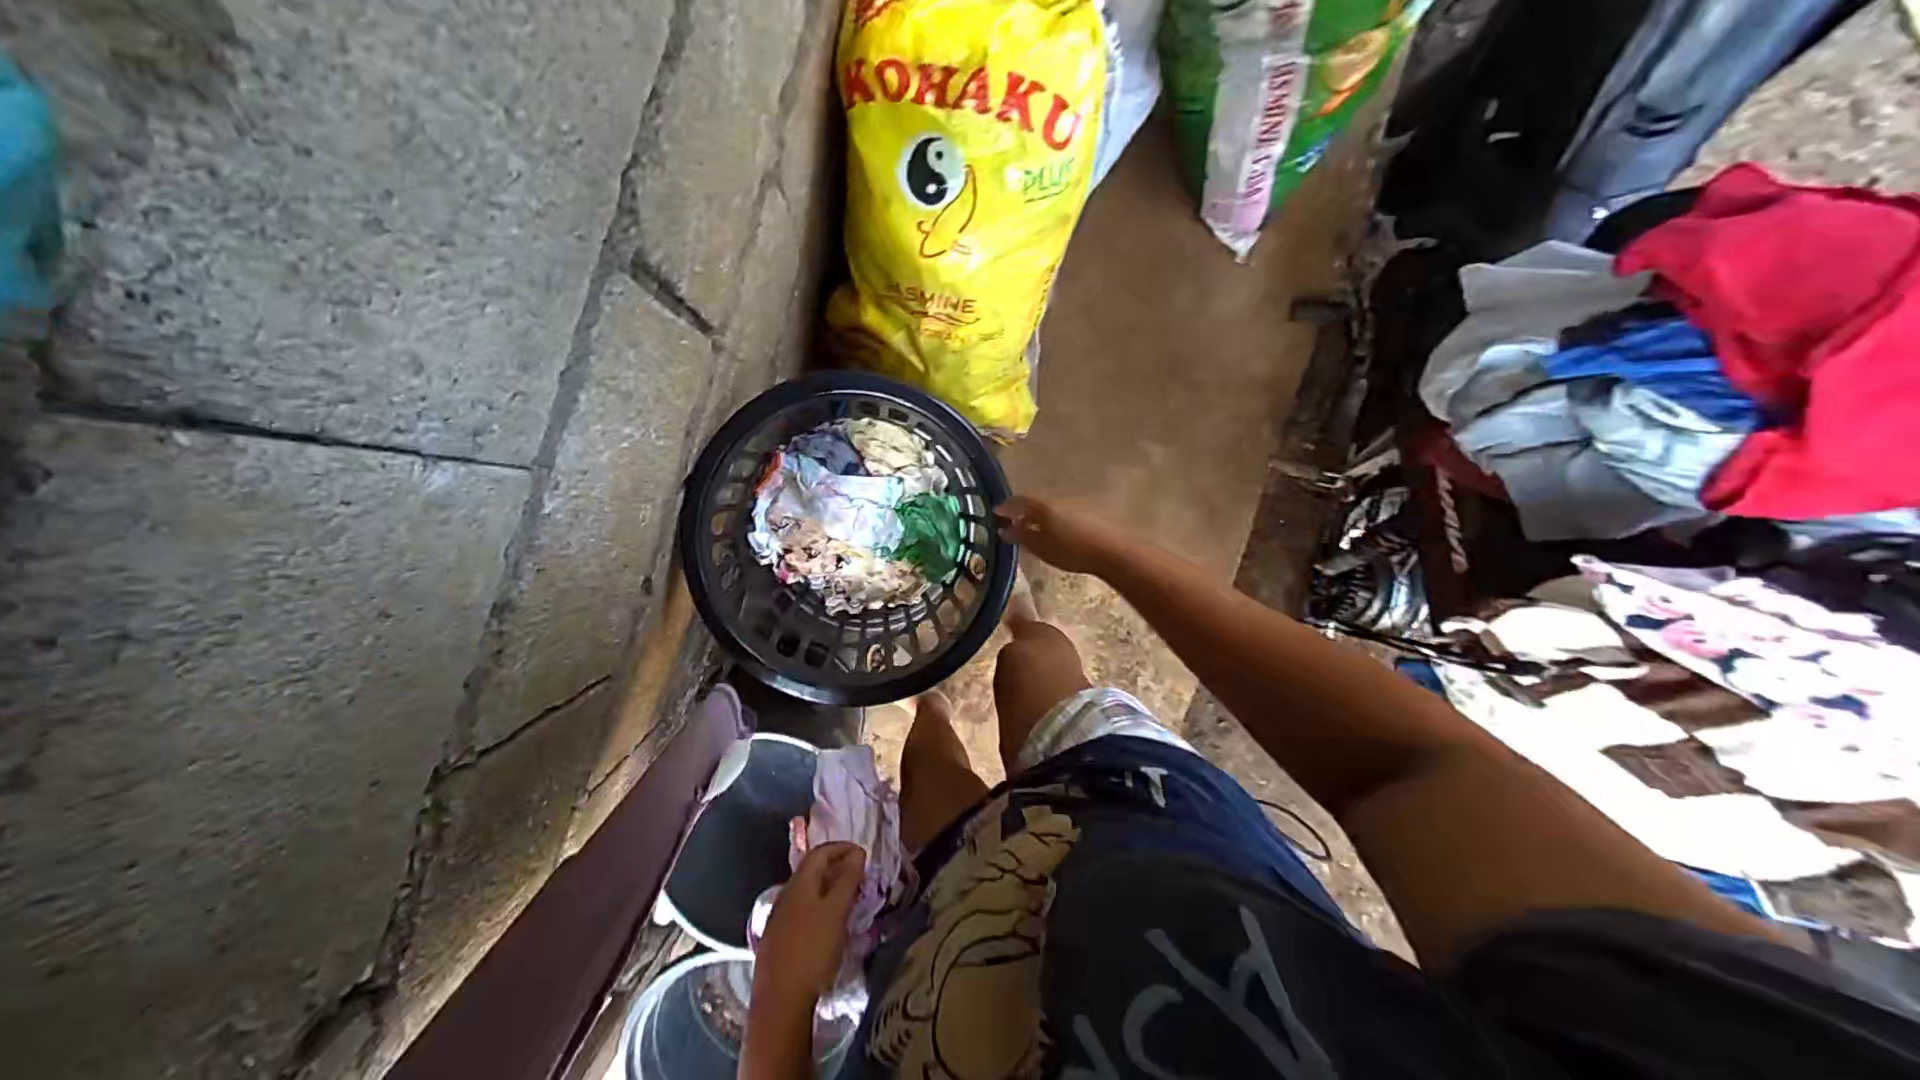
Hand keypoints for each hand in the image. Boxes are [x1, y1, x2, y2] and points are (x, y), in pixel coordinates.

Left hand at [753, 842, 865, 1004]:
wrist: (780, 1001)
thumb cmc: (813, 950)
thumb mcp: (837, 911)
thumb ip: (847, 879)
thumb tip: (857, 852)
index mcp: (799, 883)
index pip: (821, 852)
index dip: (843, 847)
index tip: (863, 854)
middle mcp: (786, 894)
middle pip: (812, 869)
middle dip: (837, 866)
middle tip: (860, 875)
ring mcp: (779, 917)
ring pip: (807, 890)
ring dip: (829, 886)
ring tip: (849, 897)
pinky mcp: (779, 938)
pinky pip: (802, 909)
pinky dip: (820, 905)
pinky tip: (829, 921)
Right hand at [994, 496, 1115, 574]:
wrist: (1112, 551)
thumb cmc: (1072, 551)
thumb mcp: (1041, 548)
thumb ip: (1021, 536)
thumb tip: (1004, 529)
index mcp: (1042, 505)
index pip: (1017, 501)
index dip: (1005, 507)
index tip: (996, 514)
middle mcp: (1057, 498)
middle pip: (1034, 502)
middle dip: (1022, 511)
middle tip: (1013, 524)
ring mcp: (1075, 502)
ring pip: (1050, 506)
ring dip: (1040, 516)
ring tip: (1034, 530)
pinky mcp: (1090, 511)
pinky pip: (1063, 511)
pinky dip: (1054, 519)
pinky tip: (1056, 532)